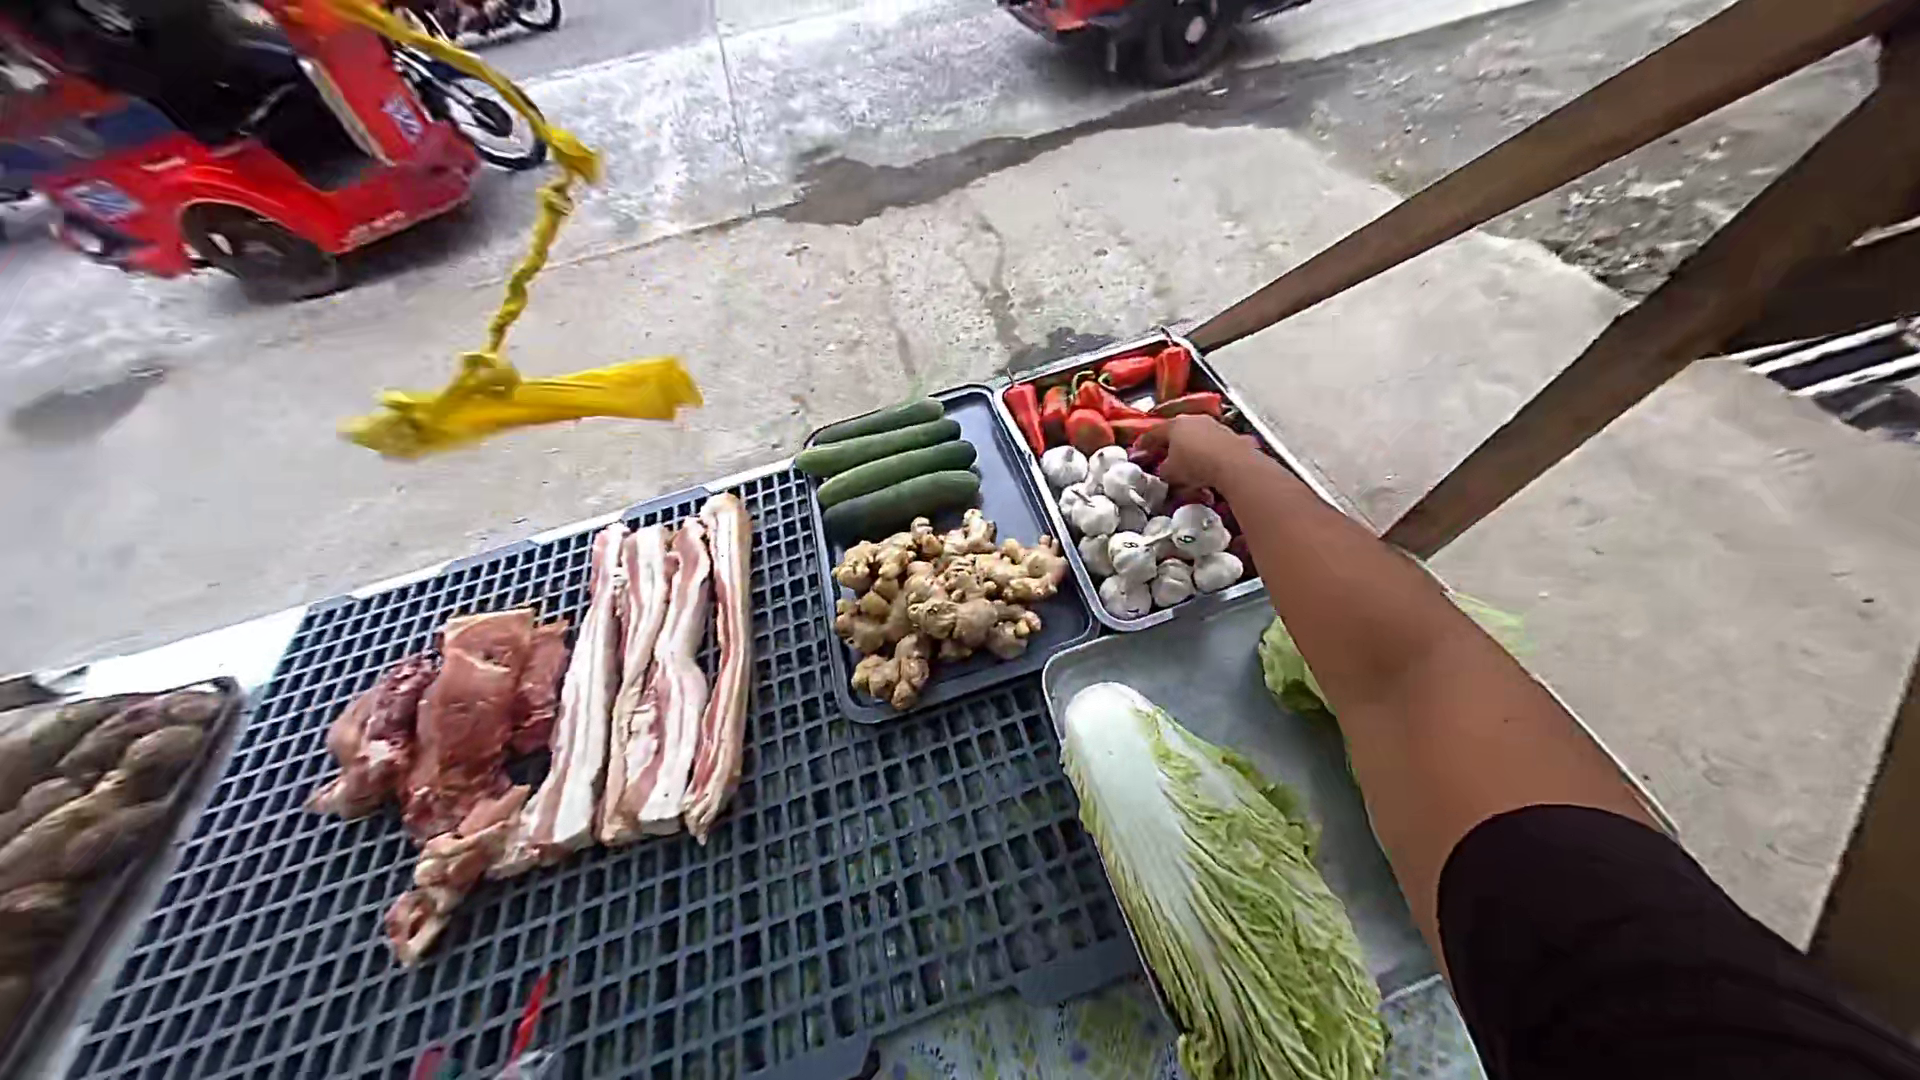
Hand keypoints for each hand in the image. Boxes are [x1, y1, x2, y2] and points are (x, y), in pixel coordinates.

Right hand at [1138, 414, 1258, 491]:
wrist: (1234, 465)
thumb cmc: (1194, 465)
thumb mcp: (1169, 473)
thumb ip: (1162, 470)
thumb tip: (1163, 470)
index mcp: (1174, 425)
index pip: (1153, 433)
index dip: (1143, 443)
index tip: (1138, 450)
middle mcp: (1194, 420)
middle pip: (1176, 432)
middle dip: (1168, 445)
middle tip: (1162, 456)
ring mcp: (1214, 426)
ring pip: (1195, 437)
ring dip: (1188, 449)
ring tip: (1185, 464)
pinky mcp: (1230, 436)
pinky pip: (1211, 445)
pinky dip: (1205, 454)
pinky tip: (1205, 467)